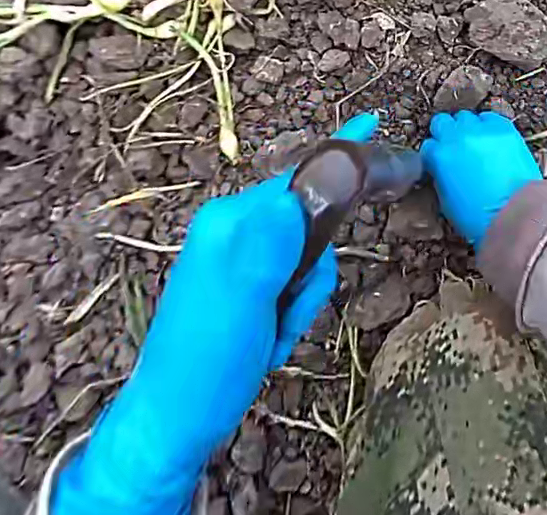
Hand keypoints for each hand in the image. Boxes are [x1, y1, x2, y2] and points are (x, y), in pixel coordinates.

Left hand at [53, 113, 376, 514]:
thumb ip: (268, 244)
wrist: (174, 424)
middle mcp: (238, 227)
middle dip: (314, 266)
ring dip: (305, 293)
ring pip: (312, 252)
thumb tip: (298, 195)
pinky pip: (299, 276)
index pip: (300, 178)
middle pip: (312, 218)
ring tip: (277, 328)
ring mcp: (245, 254)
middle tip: (291, 306)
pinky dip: (296, 306)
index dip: (340, 159)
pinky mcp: (253, 279)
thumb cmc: (204, 361)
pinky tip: (272, 334)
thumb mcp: (240, 301)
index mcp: (231, 220)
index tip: (373, 122)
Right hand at [420, 110, 541, 247]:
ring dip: (468, 128)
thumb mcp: (447, 201)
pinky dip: (489, 126)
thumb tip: (443, 168)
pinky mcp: (504, 128)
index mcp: (440, 157)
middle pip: (443, 122)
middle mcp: (458, 137)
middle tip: (454, 147)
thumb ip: (441, 177)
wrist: (515, 213)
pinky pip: (490, 118)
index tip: (439, 159)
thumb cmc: (481, 217)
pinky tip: (492, 140)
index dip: (434, 154)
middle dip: (446, 133)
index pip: (428, 146)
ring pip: (467, 117)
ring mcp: (482, 130)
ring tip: (476, 144)